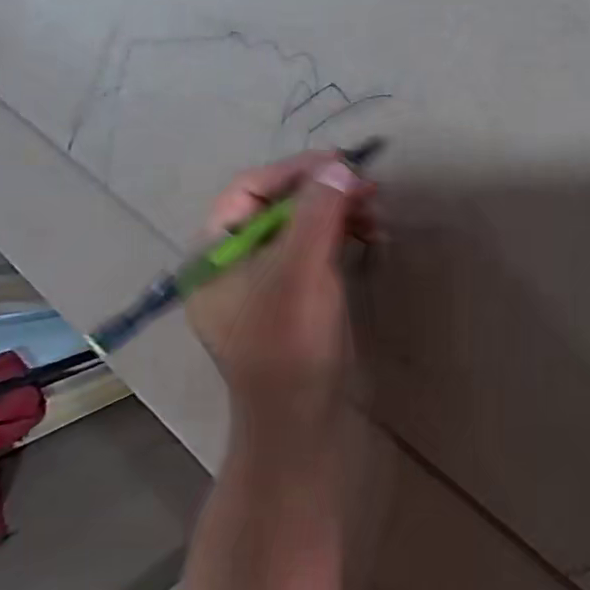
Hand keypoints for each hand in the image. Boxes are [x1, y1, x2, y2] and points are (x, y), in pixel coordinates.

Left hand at [185, 152, 376, 431]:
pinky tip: (369, 236)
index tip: (341, 163)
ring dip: (337, 215)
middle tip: (368, 188)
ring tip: (377, 215)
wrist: (300, 426)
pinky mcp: (289, 300)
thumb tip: (340, 168)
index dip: (295, 170)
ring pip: (298, 228)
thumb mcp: (302, 272)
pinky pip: (311, 253)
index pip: (249, 190)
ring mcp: (261, 284)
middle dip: (323, 194)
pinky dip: (339, 239)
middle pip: (276, 207)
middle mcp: (231, 263)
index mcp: (212, 254)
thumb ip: (318, 213)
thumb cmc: (290, 346)